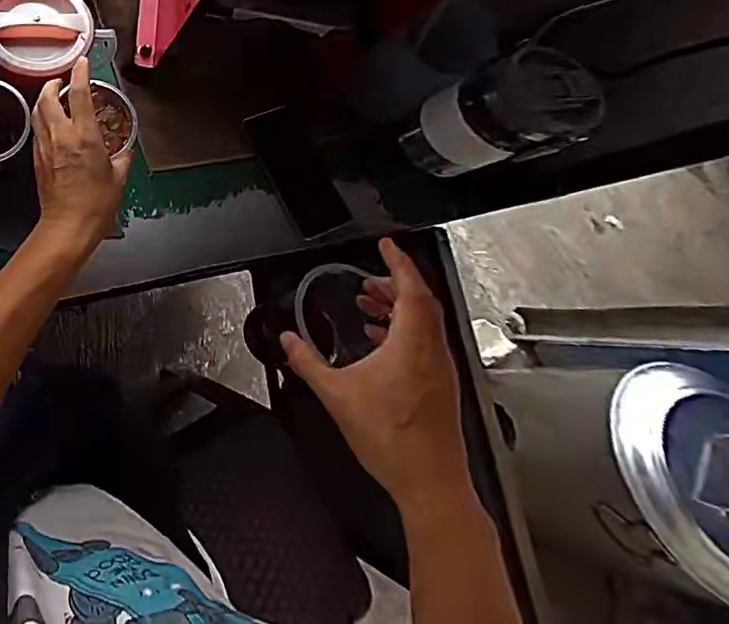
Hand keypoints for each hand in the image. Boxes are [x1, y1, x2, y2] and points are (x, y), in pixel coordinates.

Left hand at [32, 58, 130, 255]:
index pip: (78, 93)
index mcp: (84, 136)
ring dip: (43, 100)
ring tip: (52, 97)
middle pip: (47, 97)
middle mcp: (61, 136)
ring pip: (37, 112)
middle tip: (61, 80)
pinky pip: (37, 131)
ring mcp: (45, 147)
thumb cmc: (96, 203)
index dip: (80, 73)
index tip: (82, 62)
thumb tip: (124, 152)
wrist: (68, 225)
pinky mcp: (37, 160)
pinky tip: (50, 125)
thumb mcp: (118, 177)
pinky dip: (42, 120)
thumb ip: (121, 159)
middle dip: (52, 84)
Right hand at [281, 238, 468, 511]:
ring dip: (398, 306)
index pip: (410, 287)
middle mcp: (432, 351)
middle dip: (395, 282)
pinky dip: (404, 330)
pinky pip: (424, 342)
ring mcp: (440, 369)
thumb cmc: (393, 440)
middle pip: (420, 301)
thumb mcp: (337, 394)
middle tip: (371, 274)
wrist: (431, 484)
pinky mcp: (440, 386)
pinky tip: (380, 342)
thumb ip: (307, 362)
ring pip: (424, 322)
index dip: (398, 261)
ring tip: (370, 303)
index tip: (387, 245)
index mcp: (411, 343)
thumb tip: (288, 340)